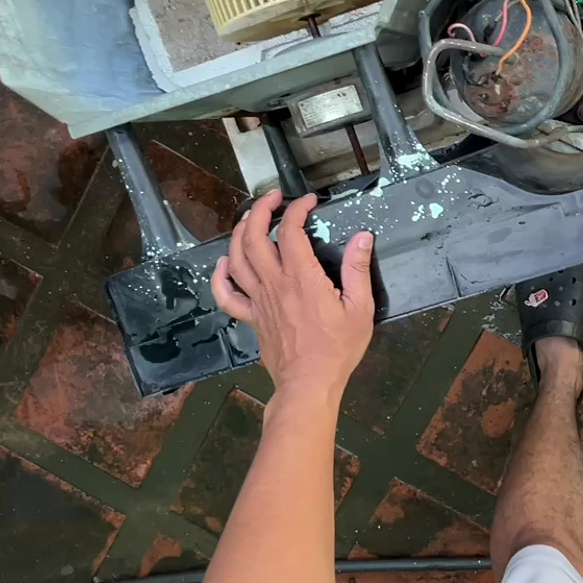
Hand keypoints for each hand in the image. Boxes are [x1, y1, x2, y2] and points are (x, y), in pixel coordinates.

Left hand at [210, 190, 375, 405]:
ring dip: (239, 233)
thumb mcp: (360, 308)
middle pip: (254, 238)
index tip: (308, 201)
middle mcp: (274, 284)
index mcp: (301, 278)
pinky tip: (224, 262)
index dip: (296, 209)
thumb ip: (358, 269)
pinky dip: (220, 275)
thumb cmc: (338, 348)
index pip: (290, 231)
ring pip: (237, 259)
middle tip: (274, 198)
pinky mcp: (251, 318)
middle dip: (261, 211)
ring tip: (251, 218)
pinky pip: (226, 295)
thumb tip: (363, 237)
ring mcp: (258, 301)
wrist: (309, 384)